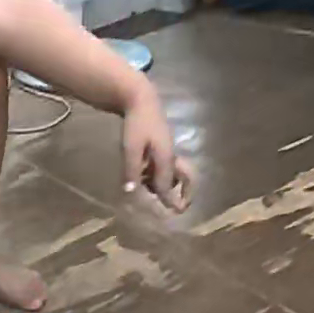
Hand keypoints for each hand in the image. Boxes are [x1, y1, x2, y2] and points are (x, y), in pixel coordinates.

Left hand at [120, 86, 193, 212]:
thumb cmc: (136, 124)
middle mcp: (170, 155)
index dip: (169, 199)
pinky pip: (162, 168)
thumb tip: (130, 191)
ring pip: (171, 174)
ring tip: (154, 196)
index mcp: (166, 156)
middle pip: (183, 177)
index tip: (174, 212)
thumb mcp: (131, 147)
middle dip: (183, 192)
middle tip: (178, 207)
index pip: (167, 183)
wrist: (141, 100)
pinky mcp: (160, 148)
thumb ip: (131, 170)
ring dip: (165, 185)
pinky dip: (157, 177)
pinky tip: (144, 181)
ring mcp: (166, 151)